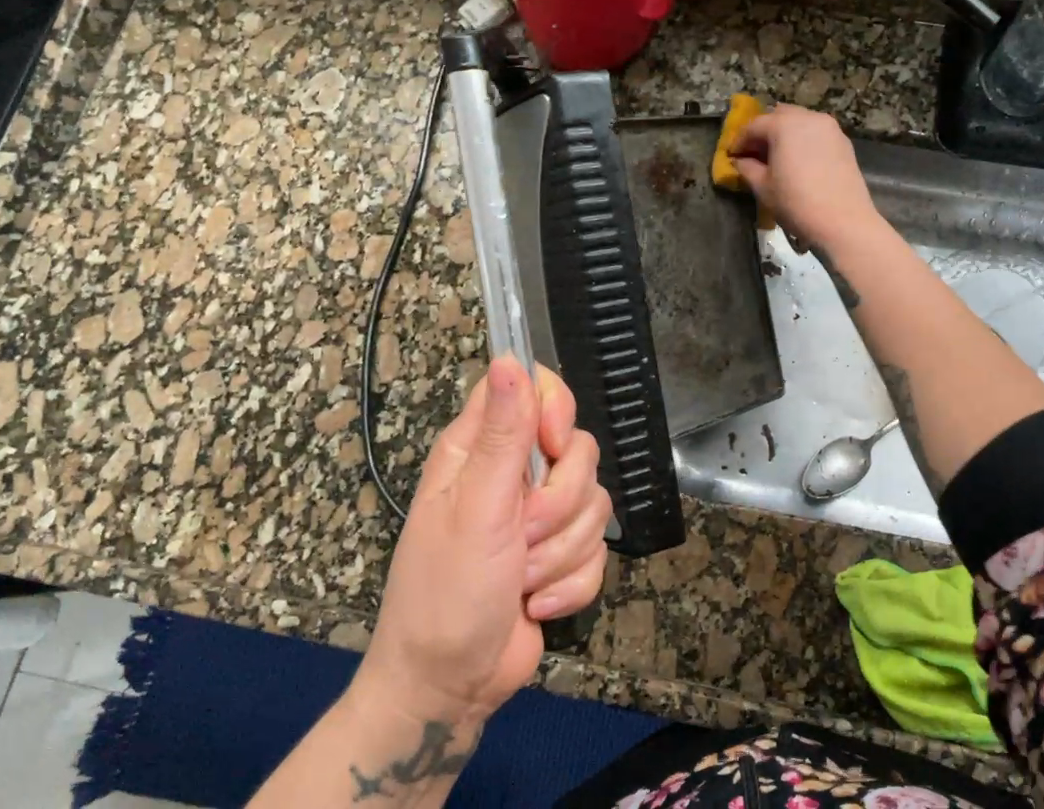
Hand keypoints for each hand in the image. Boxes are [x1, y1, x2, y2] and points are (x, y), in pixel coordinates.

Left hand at [355, 356, 612, 723]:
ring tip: (520, 579)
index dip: (554, 411)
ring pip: (594, 504)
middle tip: (519, 536)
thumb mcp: (474, 510)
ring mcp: (539, 518)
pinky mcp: (561, 556)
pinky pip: (597, 550)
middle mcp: (511, 475)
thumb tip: (510, 359)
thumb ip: (502, 435)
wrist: (450, 685)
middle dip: (558, 505)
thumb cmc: (445, 594)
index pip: (532, 390)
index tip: (551, 448)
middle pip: (578, 451)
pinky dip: (570, 583)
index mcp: (478, 450)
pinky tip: (536, 603)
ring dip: (560, 554)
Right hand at [730, 104, 880, 251]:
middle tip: (754, 153)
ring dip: (785, 134)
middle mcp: (808, 117)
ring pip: (800, 122)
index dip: (740, 140)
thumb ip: (747, 168)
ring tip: (777, 156)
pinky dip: (803, 140)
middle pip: (779, 116)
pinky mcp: (843, 142)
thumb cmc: (796, 203)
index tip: (732, 155)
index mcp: (784, 125)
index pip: (754, 125)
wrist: (843, 222)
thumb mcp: (763, 188)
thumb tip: (740, 161)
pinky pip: (816, 133)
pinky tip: (798, 160)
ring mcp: (830, 128)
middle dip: (764, 132)